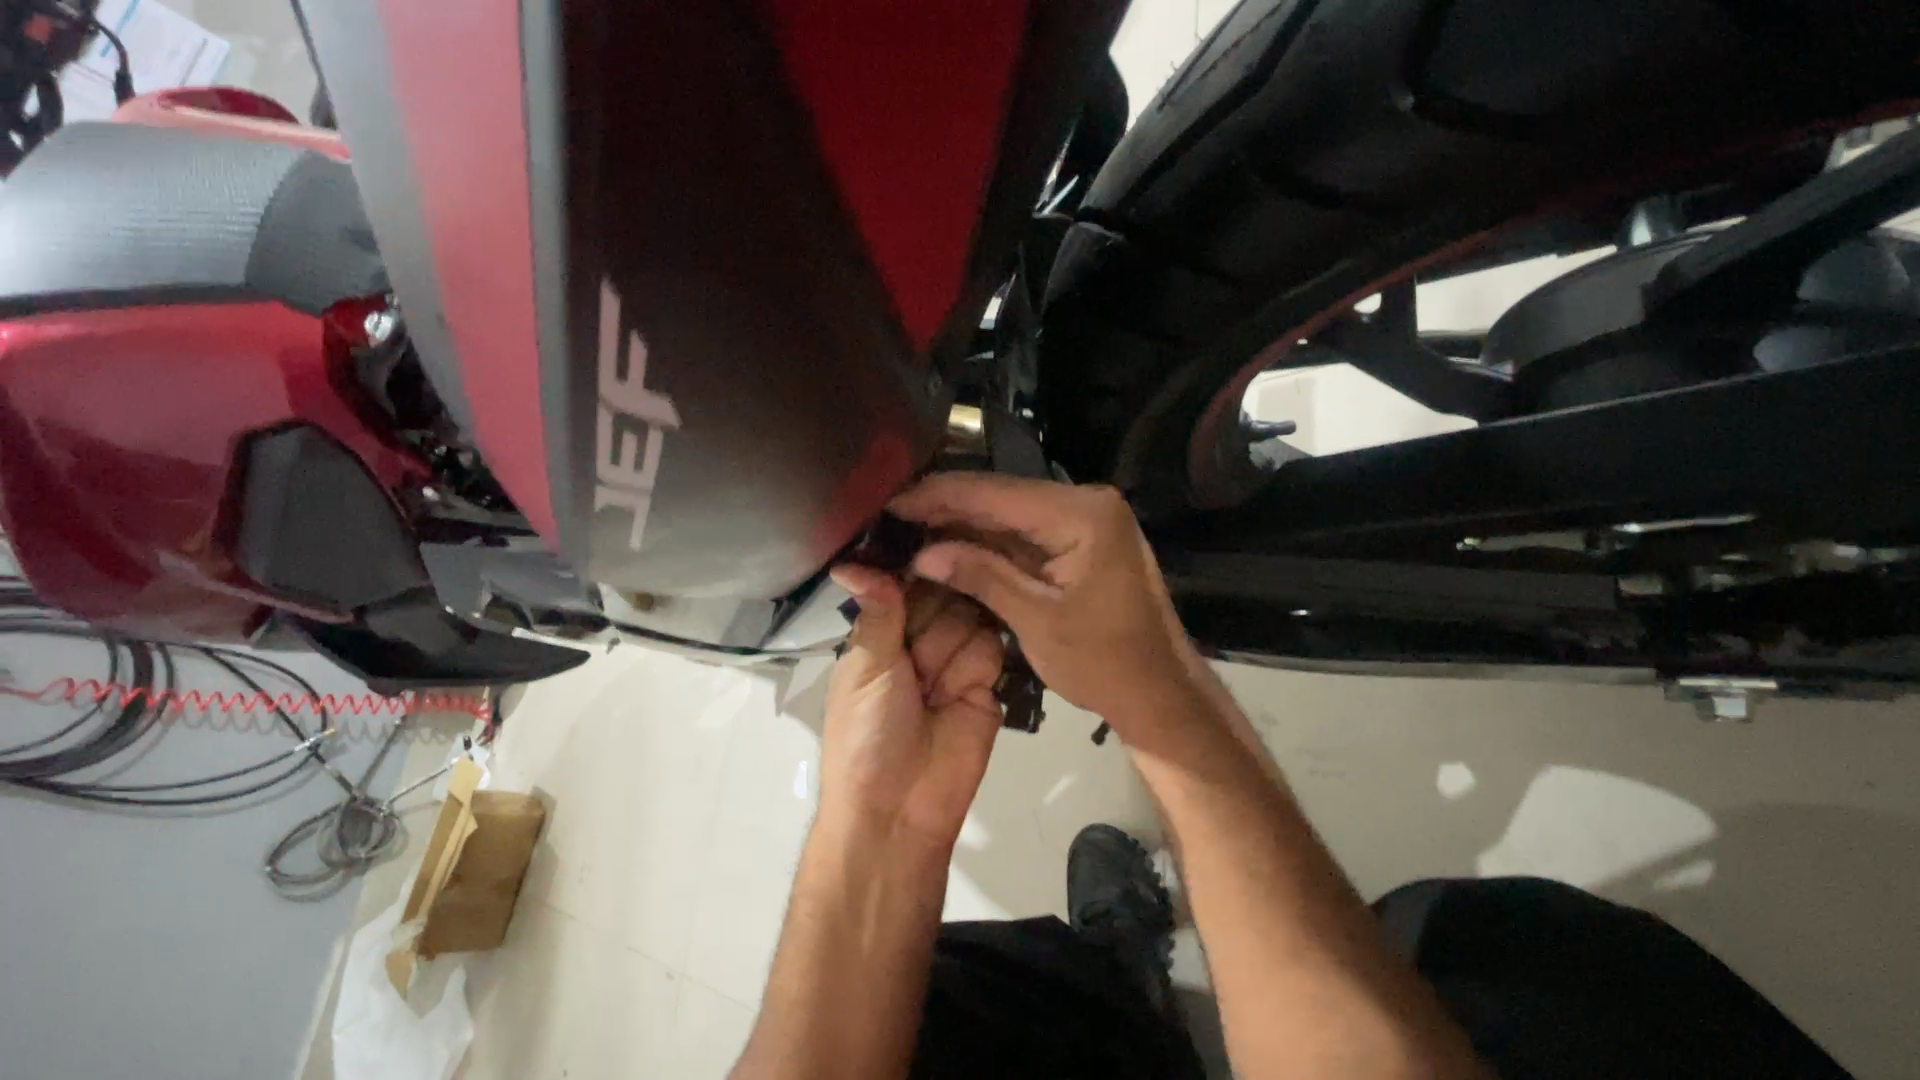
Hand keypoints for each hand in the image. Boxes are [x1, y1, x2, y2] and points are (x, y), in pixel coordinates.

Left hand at [817, 566, 1006, 850]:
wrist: (898, 810)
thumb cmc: (866, 734)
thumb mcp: (865, 668)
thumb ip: (878, 610)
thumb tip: (849, 563)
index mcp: (882, 633)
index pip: (907, 582)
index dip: (917, 568)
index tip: (929, 544)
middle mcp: (921, 641)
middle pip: (945, 592)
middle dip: (934, 613)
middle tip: (917, 650)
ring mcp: (956, 662)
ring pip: (970, 616)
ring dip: (949, 647)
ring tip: (929, 688)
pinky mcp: (988, 686)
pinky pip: (992, 650)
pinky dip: (975, 664)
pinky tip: (954, 690)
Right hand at [889, 473, 1204, 733]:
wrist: (1160, 692)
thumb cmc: (1105, 662)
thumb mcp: (1037, 619)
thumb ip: (981, 576)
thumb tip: (922, 554)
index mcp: (1082, 514)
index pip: (995, 494)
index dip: (938, 496)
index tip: (890, 502)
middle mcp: (1085, 503)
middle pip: (1001, 498)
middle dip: (945, 508)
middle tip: (889, 517)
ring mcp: (1085, 521)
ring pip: (1009, 515)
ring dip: (962, 524)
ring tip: (906, 528)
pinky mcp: (1080, 542)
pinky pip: (1025, 535)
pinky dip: (987, 542)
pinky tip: (947, 545)